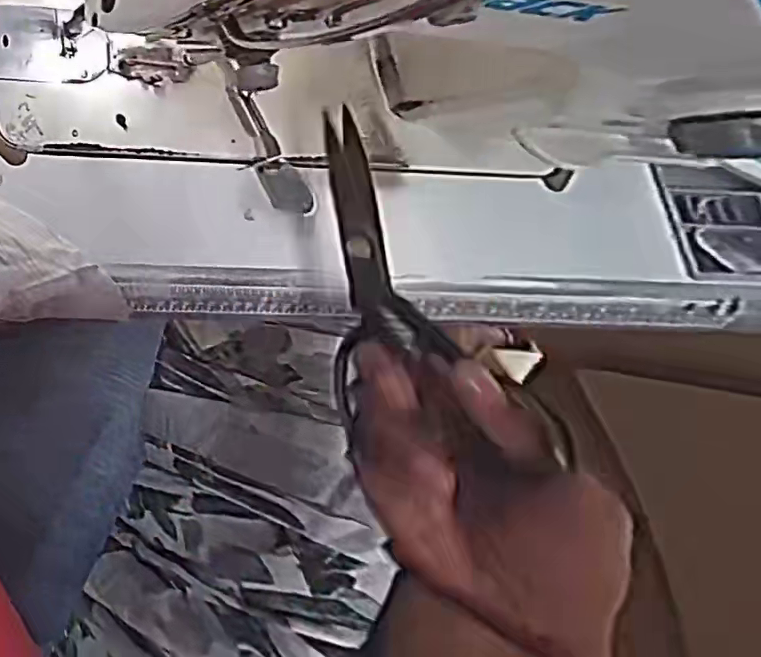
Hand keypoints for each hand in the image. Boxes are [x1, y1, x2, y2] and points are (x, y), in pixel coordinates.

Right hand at [353, 344, 630, 656]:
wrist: (513, 614)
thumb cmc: (562, 567)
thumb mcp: (576, 492)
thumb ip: (518, 427)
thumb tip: (469, 374)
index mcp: (496, 433)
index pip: (463, 377)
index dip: (448, 352)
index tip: (438, 333)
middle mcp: (447, 435)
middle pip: (413, 382)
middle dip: (401, 365)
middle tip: (393, 348)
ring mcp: (408, 450)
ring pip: (384, 404)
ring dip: (384, 391)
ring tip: (386, 374)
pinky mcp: (377, 469)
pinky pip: (371, 443)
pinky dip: (388, 445)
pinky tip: (413, 454)